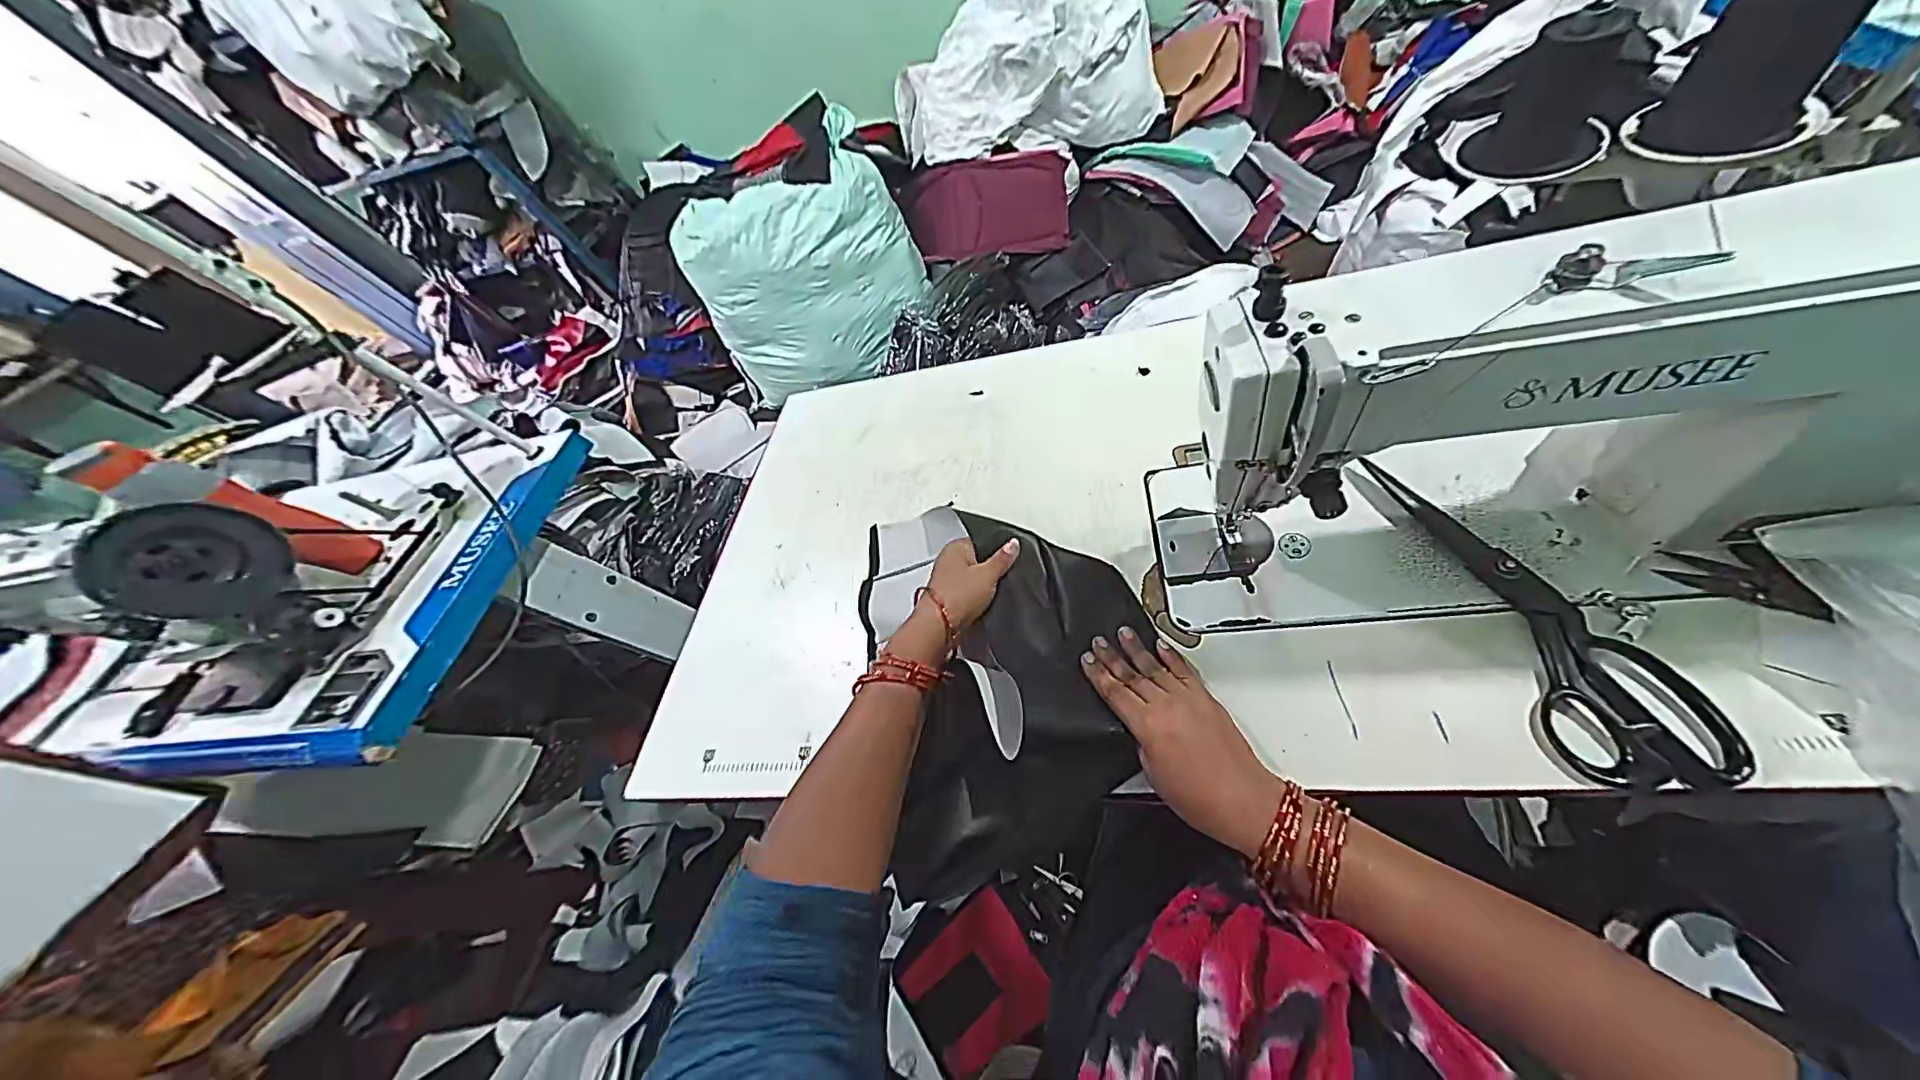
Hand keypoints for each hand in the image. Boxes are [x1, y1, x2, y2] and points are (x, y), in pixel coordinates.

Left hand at [889, 537, 1020, 666]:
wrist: (939, 626)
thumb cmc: (956, 596)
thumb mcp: (989, 574)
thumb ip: (1002, 558)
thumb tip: (1013, 544)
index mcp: (955, 547)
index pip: (980, 541)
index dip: (996, 550)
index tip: (1007, 559)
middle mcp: (947, 561)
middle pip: (975, 561)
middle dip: (988, 570)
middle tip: (998, 578)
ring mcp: (945, 580)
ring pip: (971, 580)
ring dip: (980, 587)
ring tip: (987, 594)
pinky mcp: (947, 599)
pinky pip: (966, 595)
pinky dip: (974, 599)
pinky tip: (979, 605)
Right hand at [1081, 627, 1286, 857]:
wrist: (1242, 800)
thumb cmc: (1200, 797)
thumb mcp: (1153, 774)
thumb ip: (1142, 744)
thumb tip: (1140, 729)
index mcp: (1147, 726)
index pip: (1114, 692)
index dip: (1098, 674)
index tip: (1088, 661)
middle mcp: (1167, 707)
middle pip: (1132, 675)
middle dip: (1112, 656)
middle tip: (1099, 642)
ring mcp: (1189, 700)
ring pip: (1156, 667)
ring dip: (1138, 649)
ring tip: (1125, 634)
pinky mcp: (1207, 700)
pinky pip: (1185, 671)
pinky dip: (1172, 657)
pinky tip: (1162, 647)